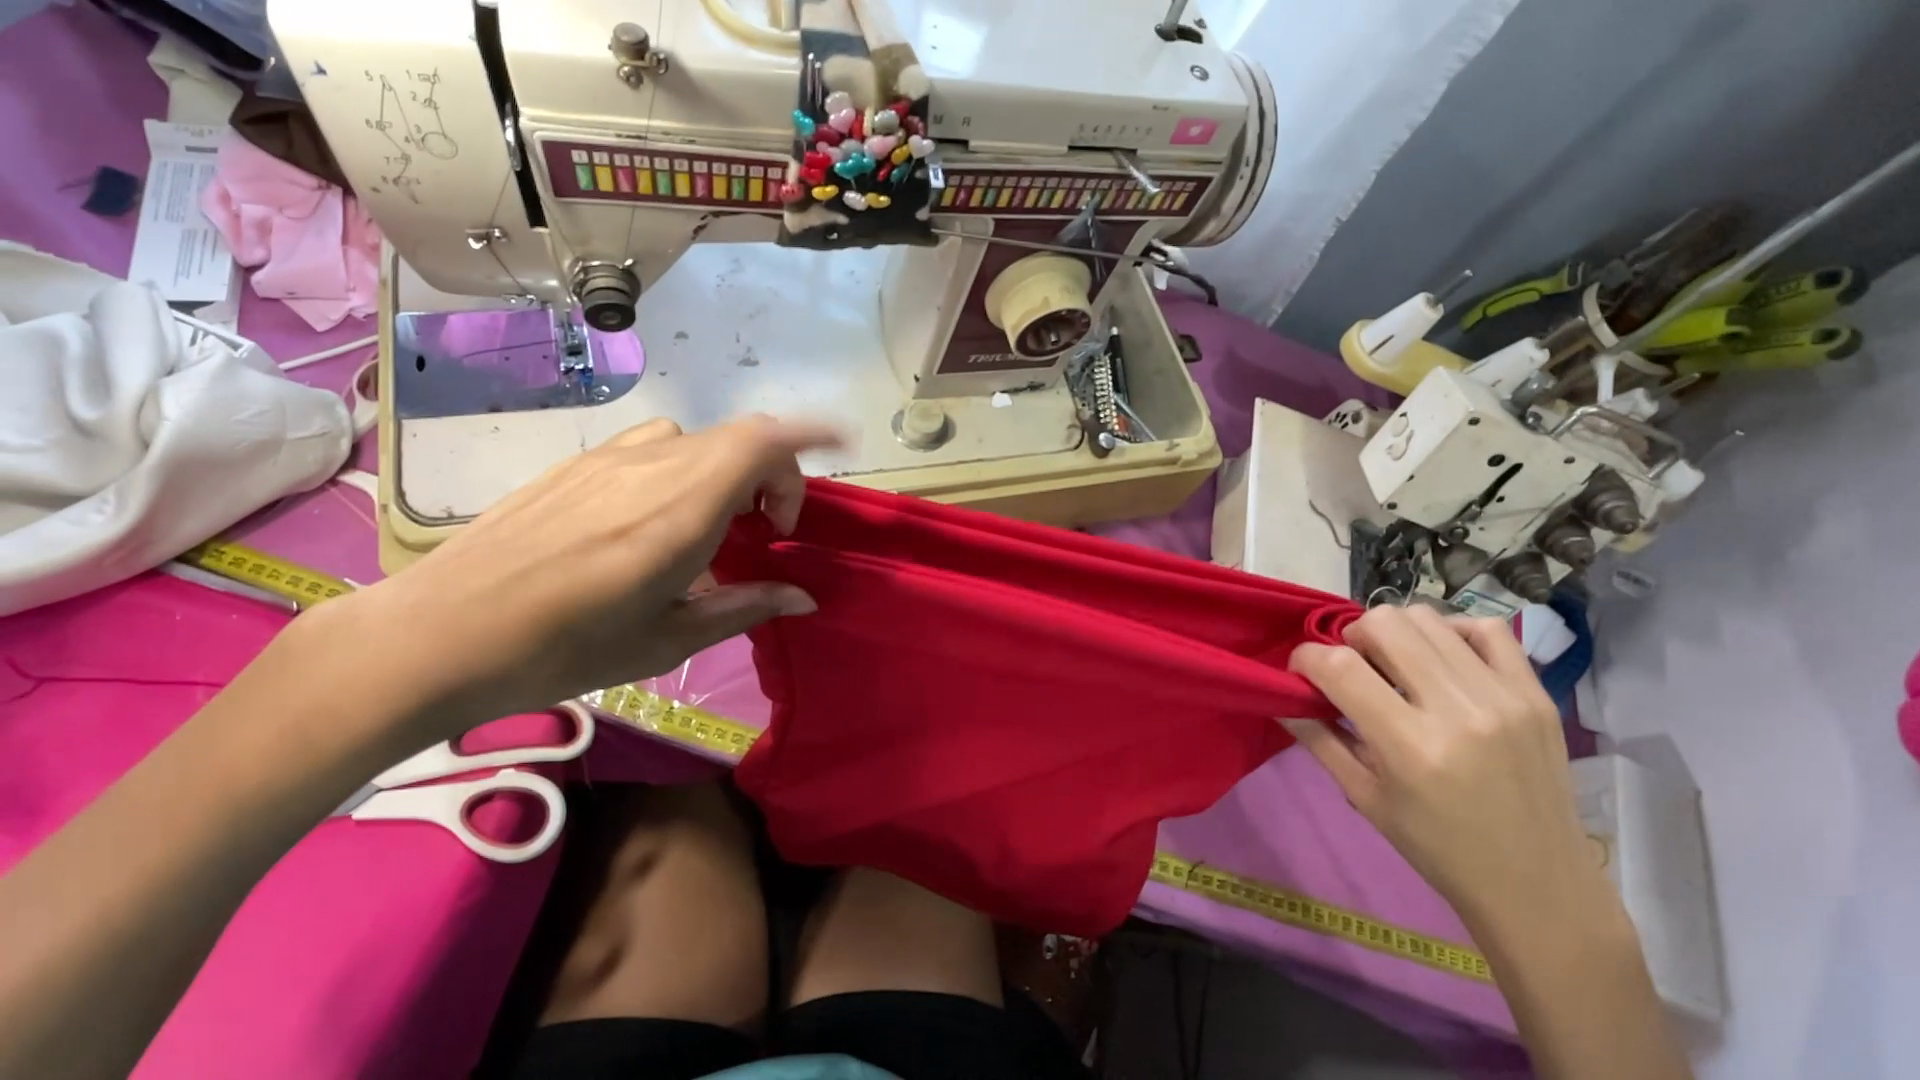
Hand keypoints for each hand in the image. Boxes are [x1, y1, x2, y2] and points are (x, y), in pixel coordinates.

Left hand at [332, 415, 841, 738]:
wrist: (441, 633)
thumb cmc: (564, 649)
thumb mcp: (667, 640)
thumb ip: (743, 606)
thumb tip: (803, 596)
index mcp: (685, 508)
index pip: (767, 439)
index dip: (814, 437)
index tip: (832, 470)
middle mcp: (653, 466)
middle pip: (739, 438)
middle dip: (771, 476)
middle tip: (760, 535)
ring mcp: (608, 460)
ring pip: (693, 442)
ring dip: (722, 474)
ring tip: (705, 533)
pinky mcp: (574, 467)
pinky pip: (649, 452)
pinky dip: (678, 474)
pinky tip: (644, 529)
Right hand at [1283, 606, 1601, 928]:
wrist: (1537, 882)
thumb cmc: (1437, 848)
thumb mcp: (1365, 799)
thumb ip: (1320, 740)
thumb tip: (1282, 695)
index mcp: (1410, 747)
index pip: (1340, 667)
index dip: (1306, 658)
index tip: (1301, 672)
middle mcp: (1458, 711)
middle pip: (1385, 624)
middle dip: (1351, 637)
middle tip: (1353, 667)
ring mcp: (1503, 696)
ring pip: (1429, 618)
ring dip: (1396, 633)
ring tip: (1396, 665)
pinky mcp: (1536, 693)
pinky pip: (1489, 629)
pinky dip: (1453, 632)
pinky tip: (1442, 660)